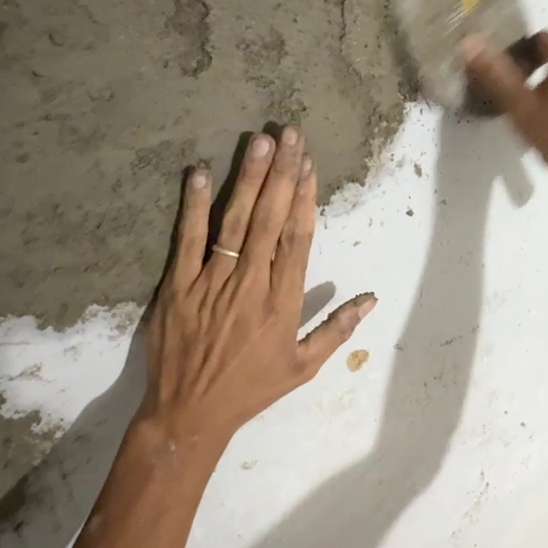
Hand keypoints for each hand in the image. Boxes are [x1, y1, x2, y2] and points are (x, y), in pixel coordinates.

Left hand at [142, 126, 375, 447]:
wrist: (190, 413)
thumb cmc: (251, 389)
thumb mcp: (303, 366)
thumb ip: (337, 329)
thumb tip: (371, 298)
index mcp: (282, 301)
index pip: (297, 238)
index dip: (304, 198)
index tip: (310, 164)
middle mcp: (250, 284)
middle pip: (268, 219)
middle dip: (282, 174)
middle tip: (289, 134)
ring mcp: (211, 282)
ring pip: (234, 223)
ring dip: (249, 179)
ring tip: (261, 142)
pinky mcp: (176, 285)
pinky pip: (187, 240)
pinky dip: (195, 206)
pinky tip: (202, 173)